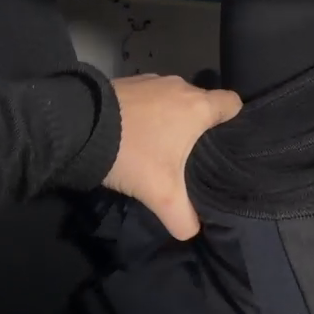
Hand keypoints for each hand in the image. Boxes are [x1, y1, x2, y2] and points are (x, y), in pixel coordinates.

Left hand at [104, 74, 242, 240]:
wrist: (80, 126)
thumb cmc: (133, 153)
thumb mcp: (162, 195)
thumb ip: (183, 218)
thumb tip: (192, 232)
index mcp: (198, 107)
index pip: (232, 103)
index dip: (234, 121)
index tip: (225, 142)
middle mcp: (180, 87)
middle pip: (203, 103)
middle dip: (199, 126)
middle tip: (191, 155)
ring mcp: (153, 81)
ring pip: (175, 100)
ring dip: (171, 118)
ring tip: (160, 145)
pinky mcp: (129, 82)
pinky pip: (150, 97)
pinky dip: (148, 111)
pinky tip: (134, 133)